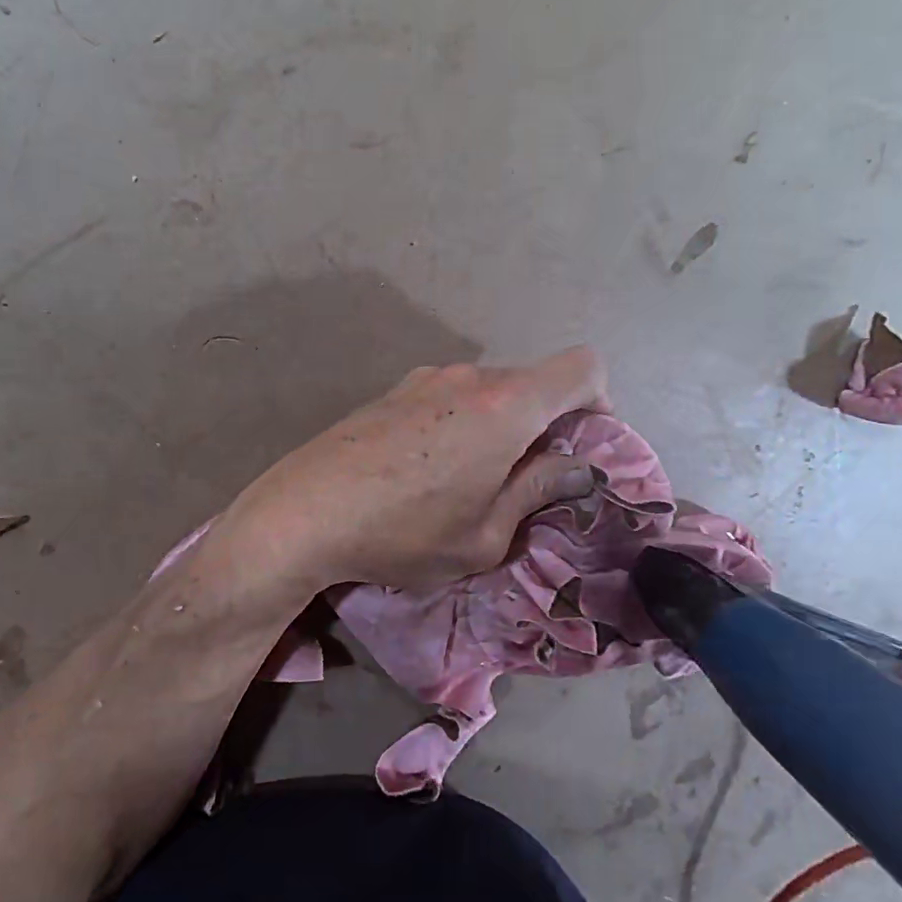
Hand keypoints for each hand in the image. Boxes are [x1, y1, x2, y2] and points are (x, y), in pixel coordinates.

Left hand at [206, 347, 609, 594]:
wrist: (302, 513)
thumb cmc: (405, 531)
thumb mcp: (485, 534)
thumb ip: (537, 490)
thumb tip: (575, 467)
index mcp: (506, 405)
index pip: (583, 367)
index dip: (599, 401)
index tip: (580, 446)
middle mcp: (470, 377)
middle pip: (533, 382)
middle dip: (546, 424)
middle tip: (526, 480)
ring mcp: (426, 377)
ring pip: (489, 391)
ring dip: (500, 426)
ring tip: (468, 481)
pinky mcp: (393, 390)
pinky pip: (450, 397)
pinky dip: (462, 423)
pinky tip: (426, 470)